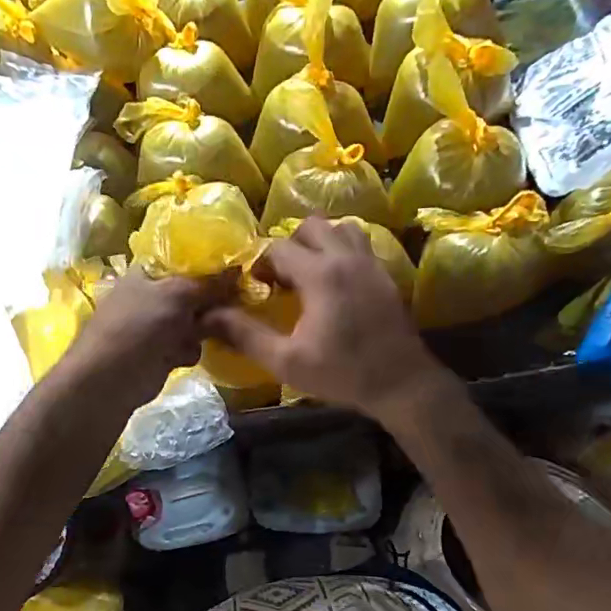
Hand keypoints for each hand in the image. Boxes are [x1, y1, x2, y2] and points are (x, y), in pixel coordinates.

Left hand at [58, 268, 234, 407]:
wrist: (111, 377)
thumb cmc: (138, 325)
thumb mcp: (176, 293)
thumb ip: (208, 283)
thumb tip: (237, 270)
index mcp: (147, 272)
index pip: (184, 261)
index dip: (209, 265)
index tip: (236, 269)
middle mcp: (152, 296)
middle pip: (194, 292)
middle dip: (210, 301)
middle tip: (233, 303)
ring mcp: (156, 325)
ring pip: (195, 320)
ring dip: (201, 329)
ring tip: (199, 333)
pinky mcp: (162, 352)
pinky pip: (189, 345)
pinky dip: (189, 350)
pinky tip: (183, 356)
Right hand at [203, 217, 450, 418]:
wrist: (402, 384)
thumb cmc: (343, 374)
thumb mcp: (286, 361)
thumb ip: (245, 335)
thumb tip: (208, 317)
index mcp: (321, 273)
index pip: (278, 248)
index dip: (260, 265)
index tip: (256, 290)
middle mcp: (347, 257)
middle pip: (311, 225)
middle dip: (289, 245)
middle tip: (282, 278)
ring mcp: (371, 263)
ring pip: (340, 228)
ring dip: (319, 242)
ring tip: (309, 274)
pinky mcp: (386, 274)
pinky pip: (360, 244)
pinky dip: (341, 251)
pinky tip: (335, 283)